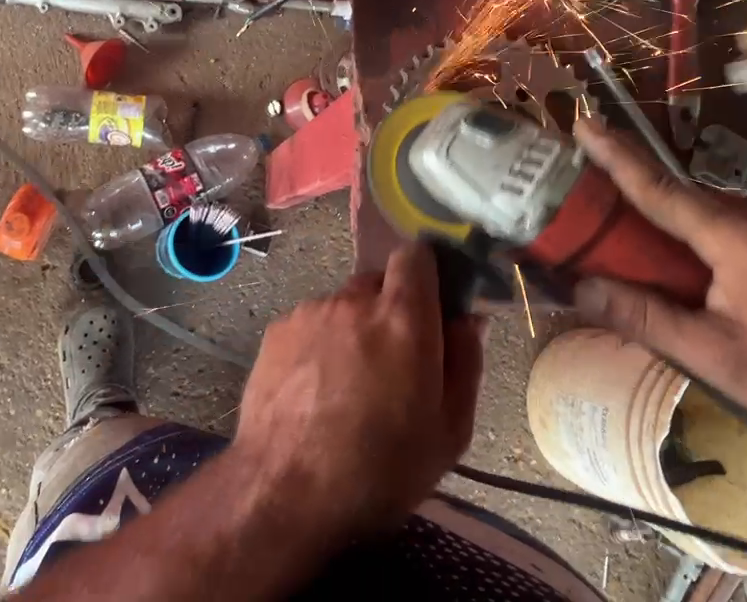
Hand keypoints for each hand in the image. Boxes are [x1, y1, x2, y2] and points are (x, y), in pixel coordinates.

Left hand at [229, 241, 485, 541]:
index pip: (415, 256)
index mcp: (403, 319)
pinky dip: (317, 345)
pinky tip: (314, 389)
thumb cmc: (381, 470)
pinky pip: (309, 325)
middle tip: (391, 361)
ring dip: (351, 330)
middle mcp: (353, 301)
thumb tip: (469, 319)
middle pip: (377, 283)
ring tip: (347, 384)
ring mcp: (309, 312)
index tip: (430, 304)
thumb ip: (465, 362)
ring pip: (341, 306)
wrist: (285, 490)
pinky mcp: (276, 330)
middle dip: (388, 310)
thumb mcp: (449, 432)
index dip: (424, 274)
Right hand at [569, 116, 746, 463]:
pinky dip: (718, 240)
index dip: (615, 154)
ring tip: (655, 258)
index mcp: (740, 238)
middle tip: (600, 211)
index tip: (582, 121)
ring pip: (723, 215)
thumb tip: (578, 291)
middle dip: (642, 199)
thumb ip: (644, 318)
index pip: (660, 186)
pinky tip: (717, 278)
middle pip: (689, 198)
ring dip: (683, 227)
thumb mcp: (717, 358)